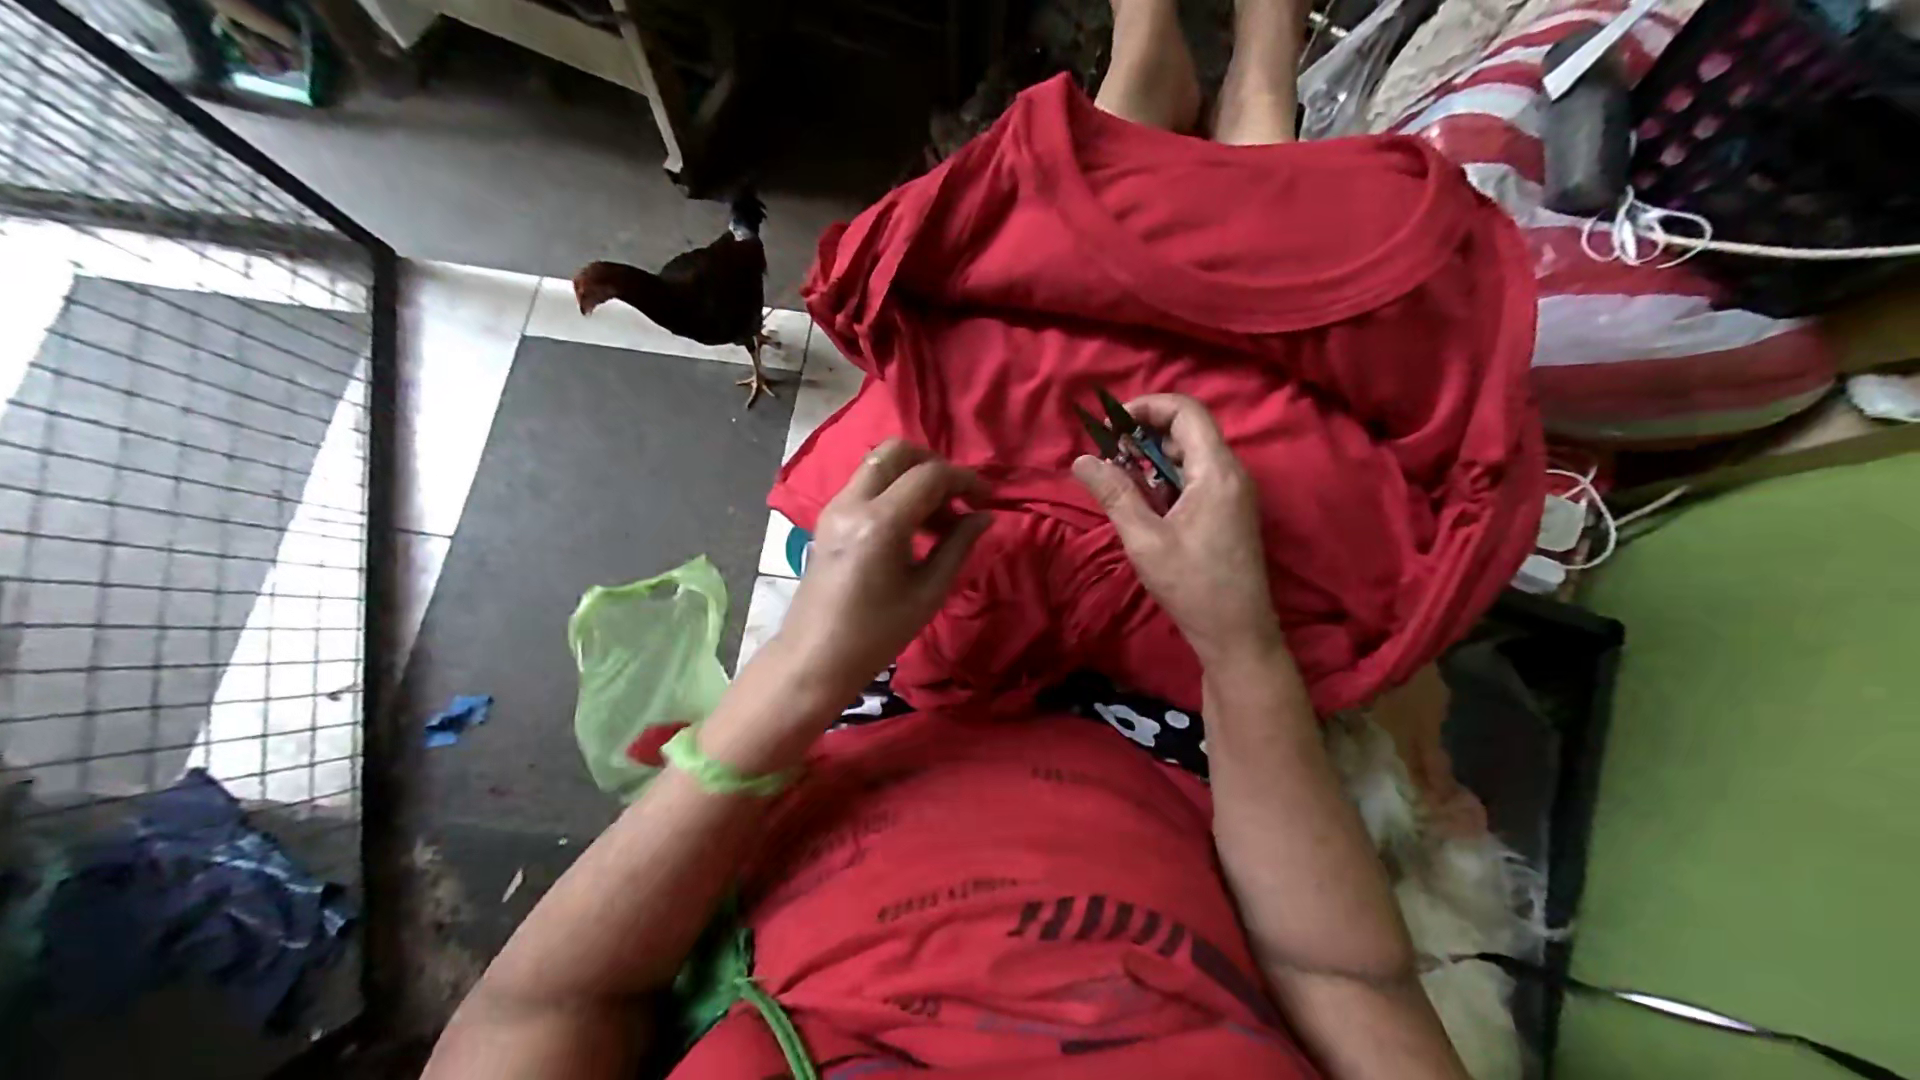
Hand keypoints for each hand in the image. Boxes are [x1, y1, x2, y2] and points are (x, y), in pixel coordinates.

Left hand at [767, 439, 991, 703]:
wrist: (815, 658)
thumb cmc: (877, 634)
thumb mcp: (928, 592)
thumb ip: (958, 545)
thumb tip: (985, 516)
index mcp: (880, 522)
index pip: (930, 475)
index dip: (965, 480)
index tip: (987, 499)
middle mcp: (853, 502)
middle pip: (897, 451)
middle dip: (934, 464)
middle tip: (958, 498)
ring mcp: (835, 507)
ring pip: (879, 464)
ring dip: (913, 477)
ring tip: (940, 521)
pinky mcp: (828, 517)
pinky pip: (866, 484)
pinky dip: (894, 489)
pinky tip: (913, 527)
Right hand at [1073, 394, 1285, 668]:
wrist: (1237, 632)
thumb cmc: (1192, 585)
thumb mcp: (1144, 539)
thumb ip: (1114, 493)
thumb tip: (1082, 460)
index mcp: (1216, 472)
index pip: (1187, 412)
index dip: (1148, 407)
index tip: (1112, 425)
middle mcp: (1232, 474)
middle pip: (1188, 431)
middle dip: (1145, 435)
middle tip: (1109, 456)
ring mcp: (1233, 493)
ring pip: (1190, 456)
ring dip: (1153, 460)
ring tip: (1120, 480)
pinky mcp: (1229, 511)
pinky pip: (1196, 479)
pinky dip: (1166, 480)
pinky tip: (1144, 503)